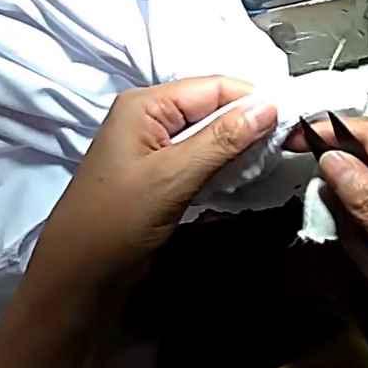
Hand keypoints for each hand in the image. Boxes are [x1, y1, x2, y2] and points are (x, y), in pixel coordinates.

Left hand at [25, 77, 276, 309]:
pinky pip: (199, 154)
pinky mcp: (159, 171)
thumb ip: (223, 139)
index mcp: (146, 104)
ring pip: (209, 131)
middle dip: (248, 120)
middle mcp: (149, 116)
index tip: (292, 117)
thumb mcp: (174, 176)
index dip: (253, 98)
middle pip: (212, 105)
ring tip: (271, 156)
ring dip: (238, 143)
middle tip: (287, 140)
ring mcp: (153, 144)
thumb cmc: (118, 221)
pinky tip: (244, 171)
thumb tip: (270, 104)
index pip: (213, 86)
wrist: (75, 281)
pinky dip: (223, 161)